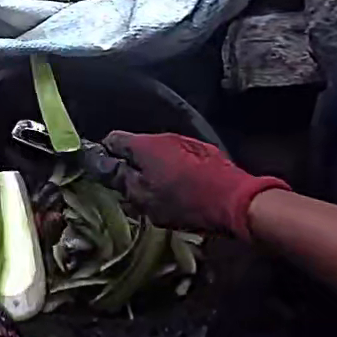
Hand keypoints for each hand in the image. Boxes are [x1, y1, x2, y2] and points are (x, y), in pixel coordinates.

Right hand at [101, 131, 289, 237]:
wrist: (237, 201)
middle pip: (136, 147)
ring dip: (153, 168)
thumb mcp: (144, 197)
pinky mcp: (203, 152)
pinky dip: (172, 170)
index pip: (112, 139)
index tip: (106, 175)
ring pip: (158, 153)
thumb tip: (99, 163)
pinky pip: (177, 158)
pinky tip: (180, 189)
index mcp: (143, 144)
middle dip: (131, 165)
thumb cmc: (184, 201)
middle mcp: (162, 136)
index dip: (104, 155)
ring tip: (157, 192)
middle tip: (131, 190)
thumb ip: (119, 179)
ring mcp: (185, 142)